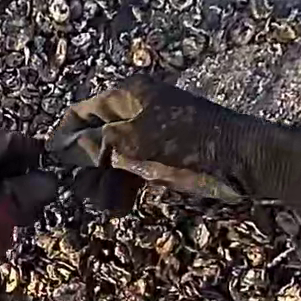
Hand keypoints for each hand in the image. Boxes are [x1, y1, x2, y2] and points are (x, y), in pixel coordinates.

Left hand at [0, 132, 57, 300]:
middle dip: (18, 172)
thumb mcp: (2, 217)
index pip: (5, 140)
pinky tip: (0, 218)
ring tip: (25, 209)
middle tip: (42, 192)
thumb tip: (48, 181)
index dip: (32, 152)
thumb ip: (27, 193)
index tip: (52, 164)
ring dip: (3, 188)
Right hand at [46, 76, 300, 224]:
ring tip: (106, 204)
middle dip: (85, 167)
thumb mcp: (131, 145)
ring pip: (110, 158)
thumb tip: (57, 149)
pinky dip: (122, 186)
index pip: (79, 114)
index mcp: (127, 96)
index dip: (63, 139)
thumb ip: (90, 146)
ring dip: (102, 182)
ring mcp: (149, 132)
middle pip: (92, 138)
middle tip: (82, 192)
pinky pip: (130, 168)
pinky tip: (121, 204)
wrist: (248, 163)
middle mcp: (135, 109)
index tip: (52, 167)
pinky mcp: (162, 153)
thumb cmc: (188, 148)